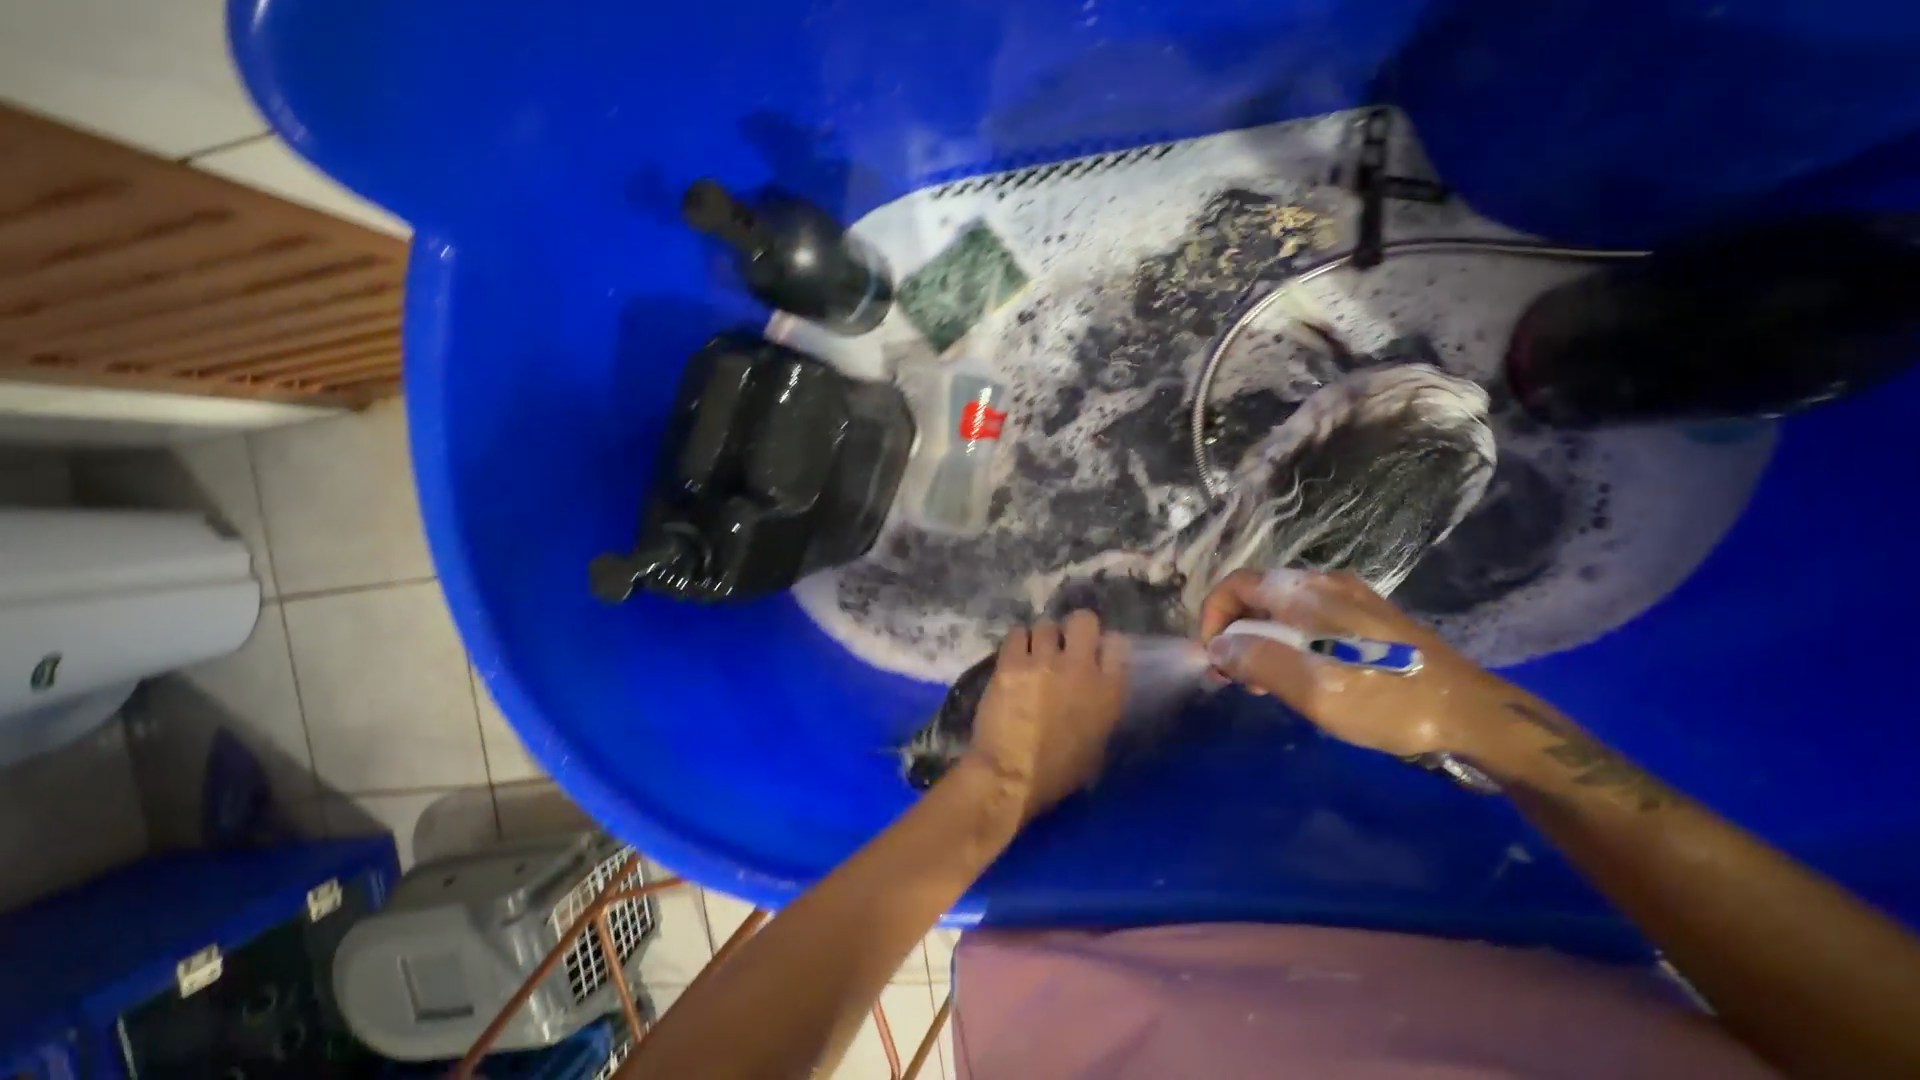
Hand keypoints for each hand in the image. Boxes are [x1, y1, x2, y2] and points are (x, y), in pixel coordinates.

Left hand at [964, 611, 1129, 820]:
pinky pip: (1016, 634)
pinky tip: (1014, 657)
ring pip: (1046, 624)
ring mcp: (1043, 661)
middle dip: (1075, 628)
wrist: (1012, 775)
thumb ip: (1103, 710)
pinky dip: (1017, 642)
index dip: (1104, 645)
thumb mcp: (1098, 746)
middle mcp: (1080, 667)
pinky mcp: (1011, 662)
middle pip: (1084, 620)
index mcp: (1109, 691)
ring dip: (1041, 637)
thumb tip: (1096, 695)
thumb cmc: (1058, 773)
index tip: (1095, 653)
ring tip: (1033, 653)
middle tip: (1064, 645)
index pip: (1117, 645)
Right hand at [1197, 568, 1507, 758]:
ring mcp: (1351, 600)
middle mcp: (1326, 585)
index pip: (1236, 584)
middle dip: (1234, 634)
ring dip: (1261, 642)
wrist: (1470, 714)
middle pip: (1257, 596)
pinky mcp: (1368, 620)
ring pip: (1283, 611)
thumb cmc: (1388, 701)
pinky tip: (1301, 679)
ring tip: (1263, 686)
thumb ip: (1259, 661)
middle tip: (1235, 681)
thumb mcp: (1315, 689)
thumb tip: (1218, 645)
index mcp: (1309, 594)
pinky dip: (1289, 644)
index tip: (1213, 662)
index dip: (1212, 618)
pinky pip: (1310, 622)